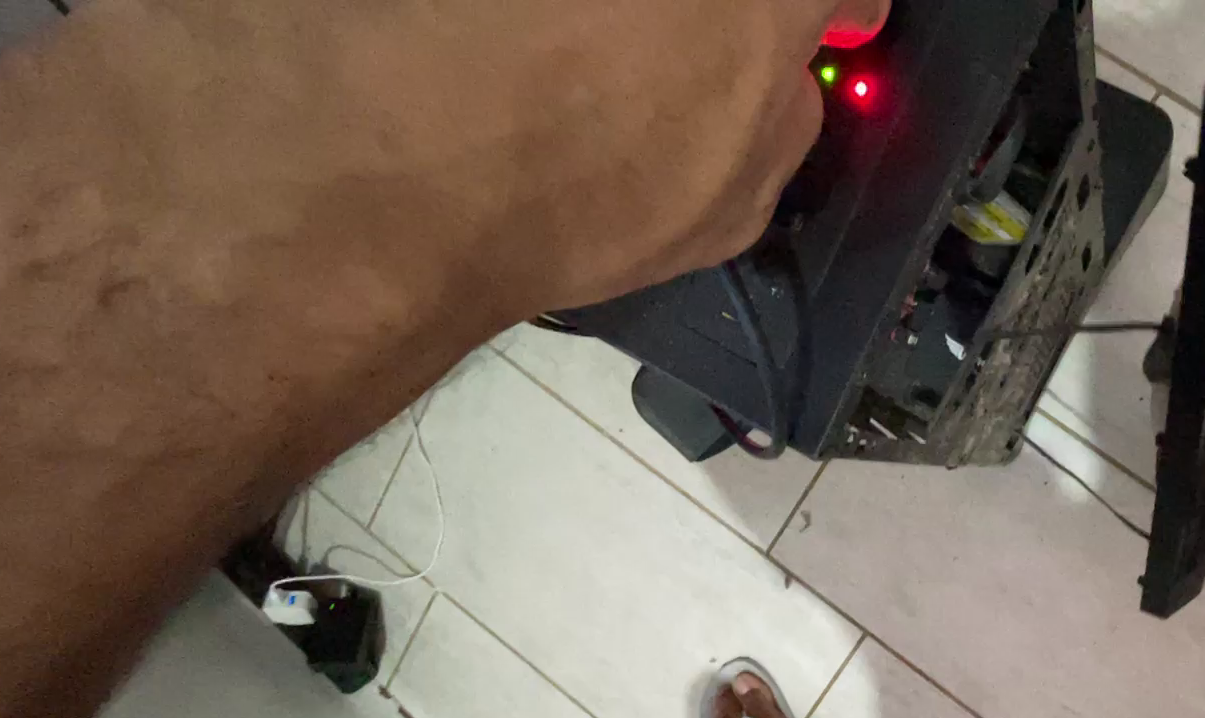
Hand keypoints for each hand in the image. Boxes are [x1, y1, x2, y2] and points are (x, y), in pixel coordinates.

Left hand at [67, 0, 888, 326]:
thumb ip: (786, 129)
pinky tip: (510, 29)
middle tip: (675, 45)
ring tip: (568, 45)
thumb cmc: (572, 202)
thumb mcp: (727, 210)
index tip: (819, 26)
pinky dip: (545, 14)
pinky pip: (555, 5)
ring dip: (629, 15)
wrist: (370, 162)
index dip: (834, 9)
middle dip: (717, 15)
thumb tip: (788, 84)